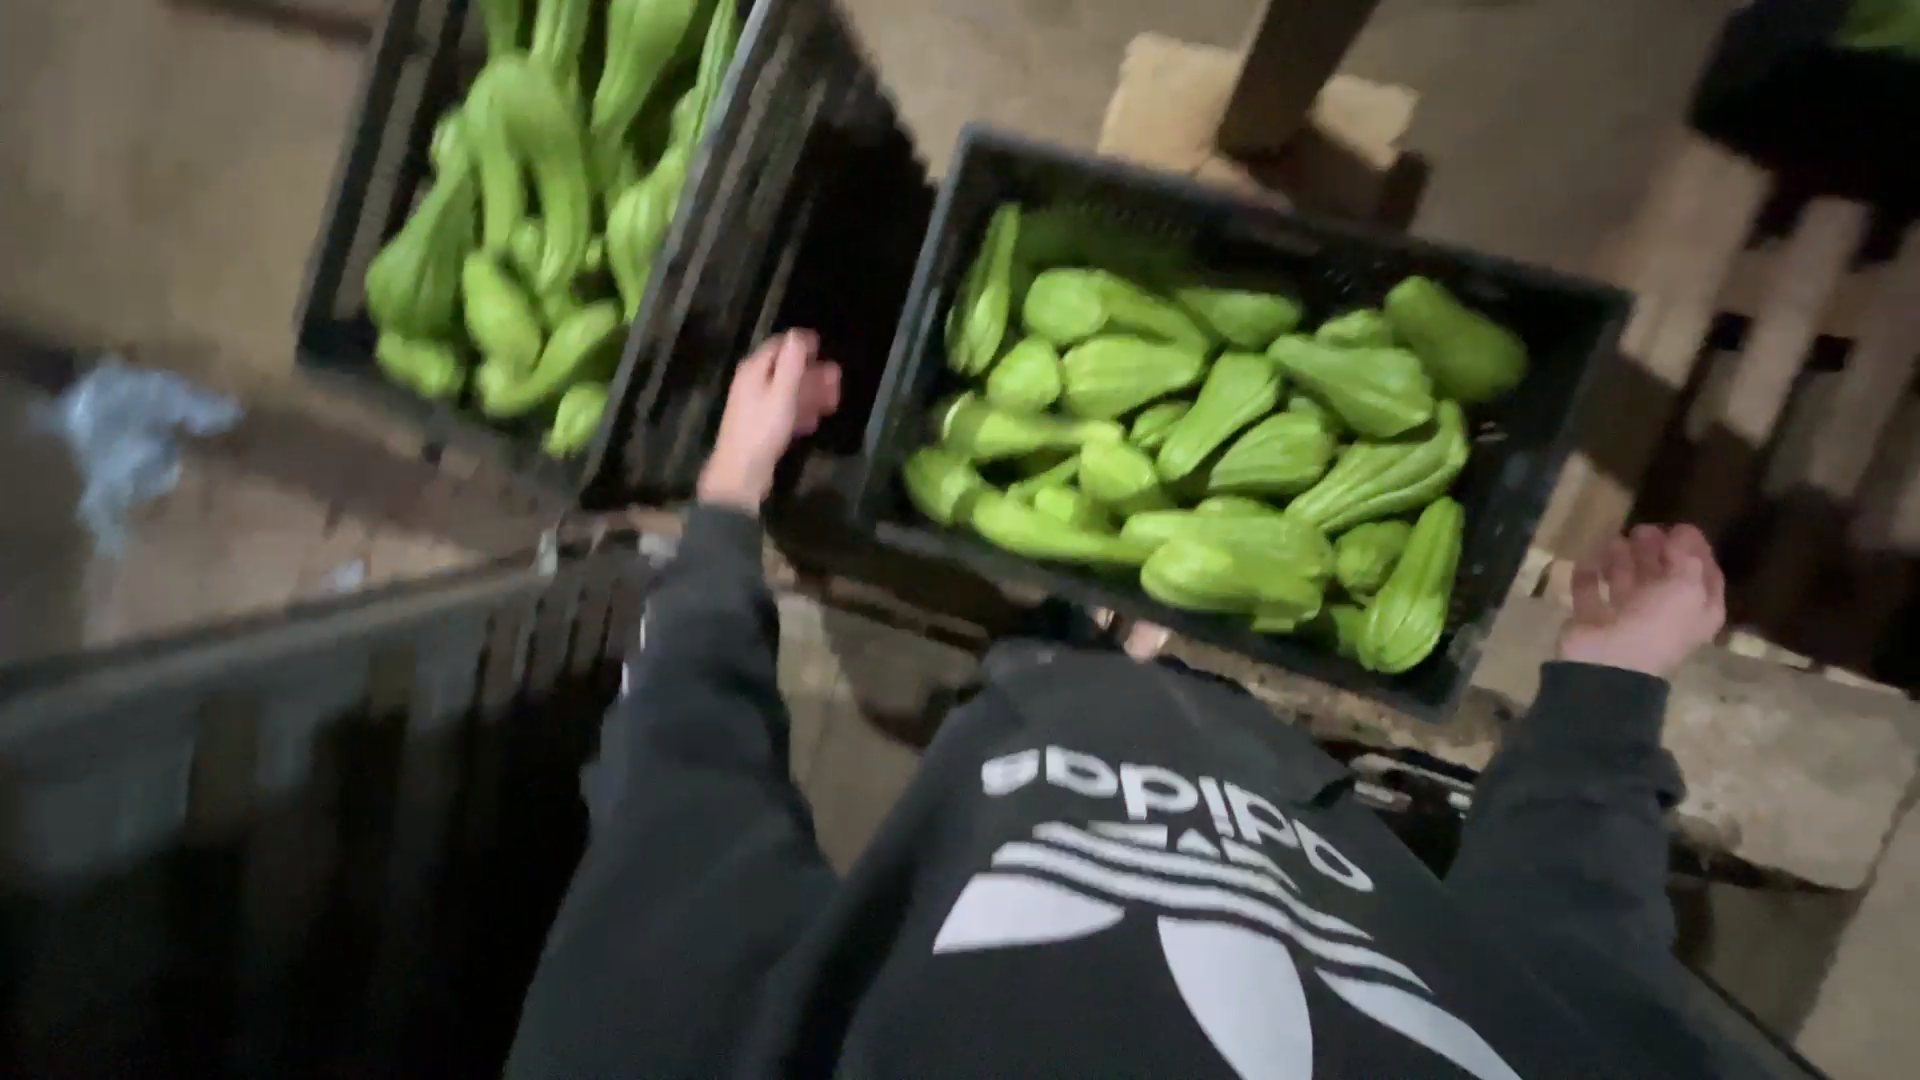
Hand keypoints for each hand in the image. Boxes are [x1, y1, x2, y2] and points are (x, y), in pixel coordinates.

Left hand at [697, 330, 840, 512]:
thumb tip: (799, 334)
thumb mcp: (782, 392)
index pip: (780, 346)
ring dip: (810, 394)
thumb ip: (791, 362)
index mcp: (755, 370)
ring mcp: (756, 406)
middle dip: (812, 374)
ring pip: (787, 392)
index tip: (823, 349)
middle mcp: (753, 383)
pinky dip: (799, 412)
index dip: (802, 346)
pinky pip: (783, 411)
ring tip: (832, 402)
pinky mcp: (761, 426)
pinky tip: (813, 422)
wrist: (742, 471)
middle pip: (786, 370)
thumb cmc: (763, 428)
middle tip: (837, 381)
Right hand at [1557, 524, 1725, 678]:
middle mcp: (1664, 611)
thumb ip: (1686, 559)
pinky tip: (1585, 559)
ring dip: (1621, 560)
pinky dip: (1587, 576)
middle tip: (1642, 528)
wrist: (1608, 661)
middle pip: (1661, 575)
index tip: (1679, 526)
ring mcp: (1626, 616)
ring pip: (1625, 582)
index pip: (1702, 573)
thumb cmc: (1657, 624)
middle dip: (1654, 551)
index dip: (1694, 549)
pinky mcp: (1592, 618)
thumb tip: (1683, 533)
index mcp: (1696, 608)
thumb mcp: (1685, 588)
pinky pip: (1589, 592)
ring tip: (1614, 538)